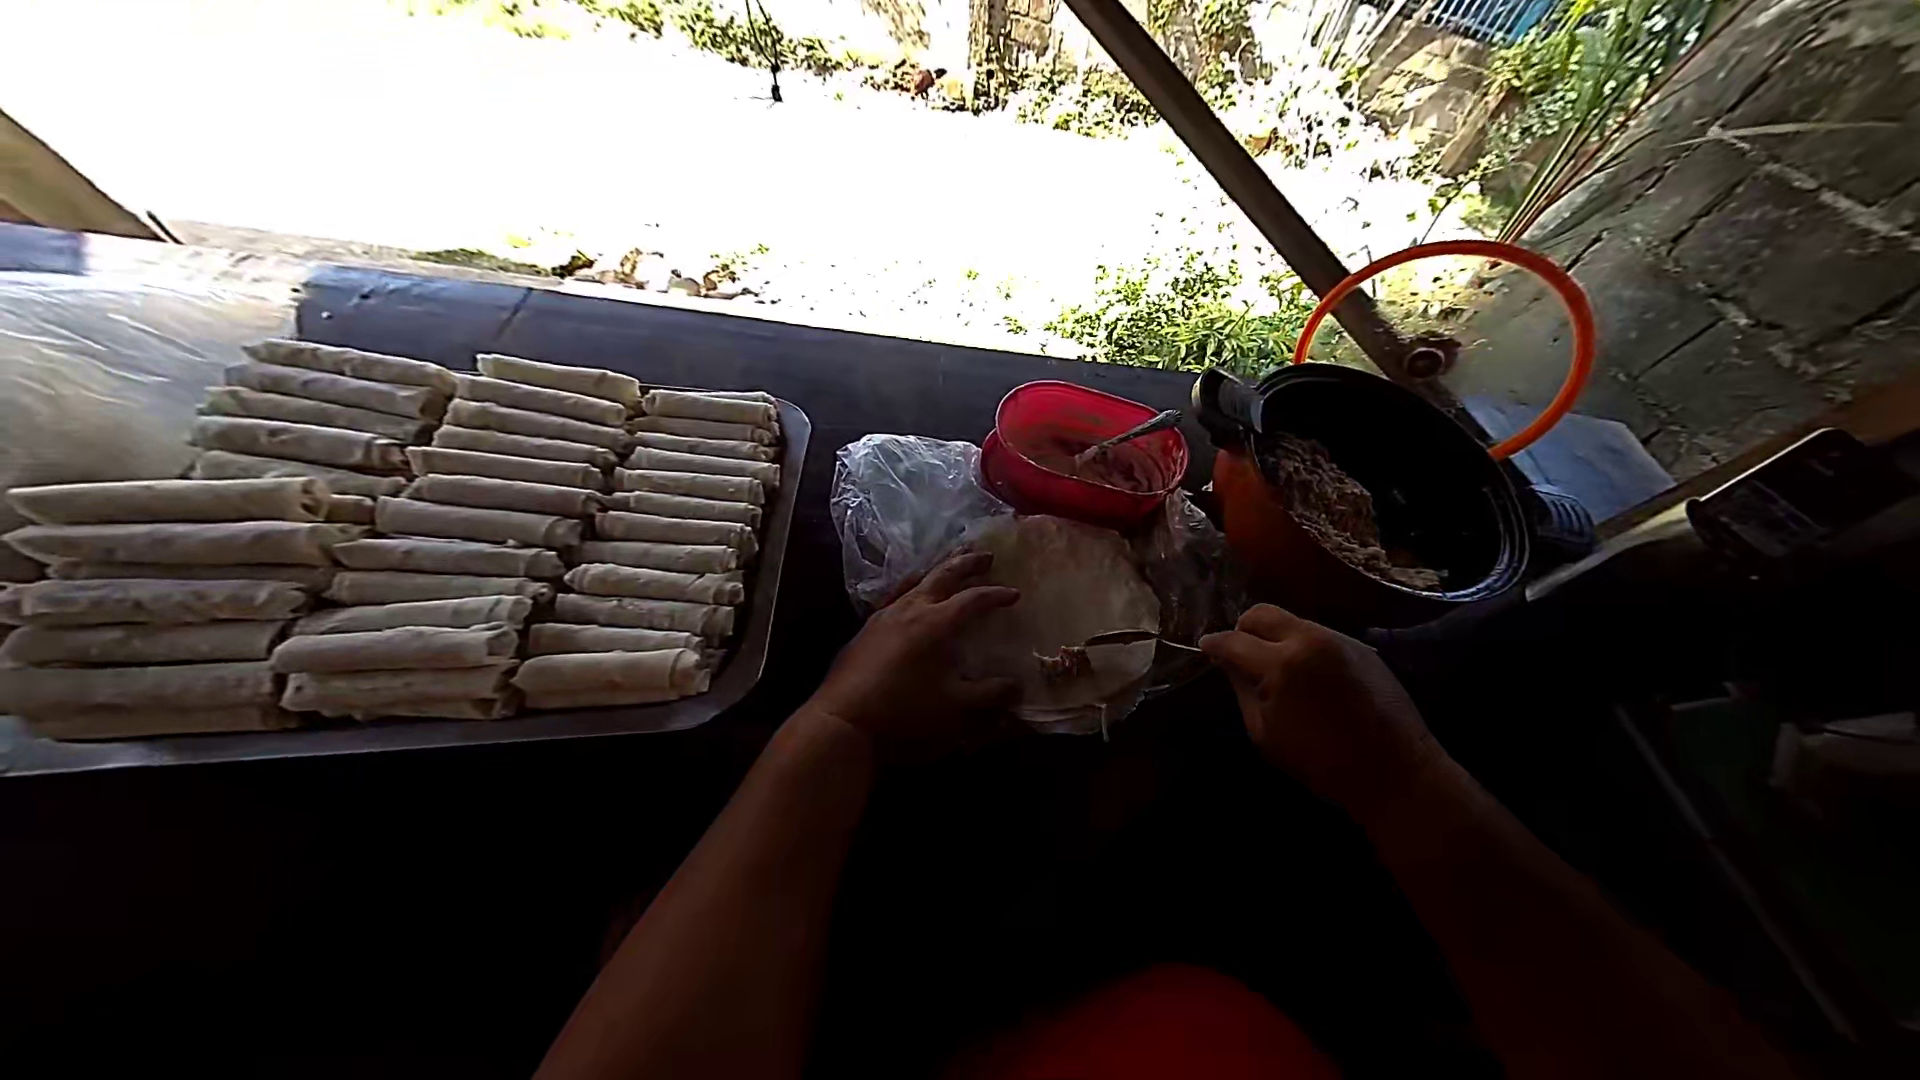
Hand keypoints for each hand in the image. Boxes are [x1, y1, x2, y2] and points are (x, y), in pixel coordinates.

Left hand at [808, 550, 1020, 747]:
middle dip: (967, 563)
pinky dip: (913, 583)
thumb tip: (1017, 688)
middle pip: (944, 575)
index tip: (1014, 594)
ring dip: (940, 569)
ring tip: (952, 562)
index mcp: (936, 623)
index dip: (996, 595)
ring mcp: (887, 613)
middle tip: (986, 555)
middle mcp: (912, 608)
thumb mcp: (952, 705)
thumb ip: (987, 694)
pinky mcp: (870, 624)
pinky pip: (897, 592)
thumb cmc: (903, 709)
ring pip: (919, 579)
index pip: (973, 600)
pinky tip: (911, 590)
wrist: (843, 715)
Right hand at [1200, 605, 1449, 824]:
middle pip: (1262, 613)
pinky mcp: (1361, 648)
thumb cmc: (1320, 761)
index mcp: (1282, 663)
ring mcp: (1339, 640)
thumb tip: (1226, 662)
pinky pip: (1317, 634)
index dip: (1213, 644)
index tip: (1204, 648)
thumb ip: (1241, 689)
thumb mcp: (1264, 731)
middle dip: (1242, 629)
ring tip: (1273, 666)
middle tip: (1238, 652)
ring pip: (1291, 621)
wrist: (1396, 773)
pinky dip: (1300, 646)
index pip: (1234, 641)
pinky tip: (1306, 675)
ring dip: (1273, 637)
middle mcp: (1310, 640)